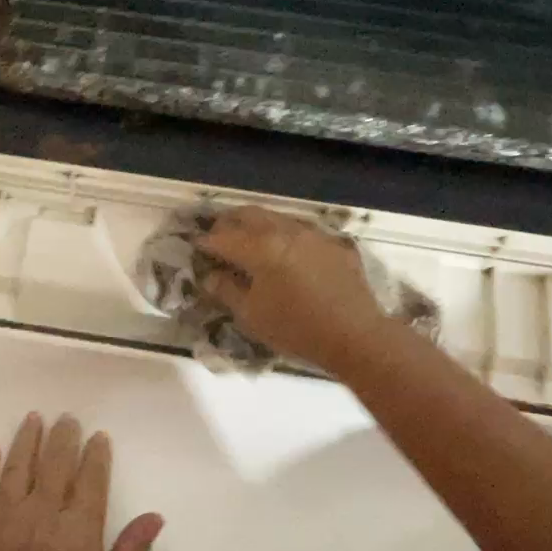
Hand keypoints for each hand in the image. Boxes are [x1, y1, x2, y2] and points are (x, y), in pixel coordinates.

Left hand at [0, 413, 164, 550]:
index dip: (96, 455)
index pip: (91, 480)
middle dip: (63, 437)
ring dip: (25, 440)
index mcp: (79, 533)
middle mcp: (41, 517)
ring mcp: (3, 522)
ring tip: (33, 418)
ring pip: (15, 468)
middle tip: (67, 418)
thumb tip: (154, 516)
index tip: (99, 437)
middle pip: (54, 464)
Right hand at [197, 205, 389, 374]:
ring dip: (257, 225)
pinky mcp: (334, 243)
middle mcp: (285, 231)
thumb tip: (210, 275)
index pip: (222, 237)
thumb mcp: (251, 315)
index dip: (205, 243)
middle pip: (248, 214)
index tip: (195, 248)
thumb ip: (226, 290)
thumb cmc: (296, 329)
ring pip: (276, 217)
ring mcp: (313, 234)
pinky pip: (302, 230)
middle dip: (228, 223)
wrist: (356, 336)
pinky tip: (285, 254)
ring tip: (248, 242)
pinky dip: (284, 236)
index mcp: (259, 247)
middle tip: (218, 237)